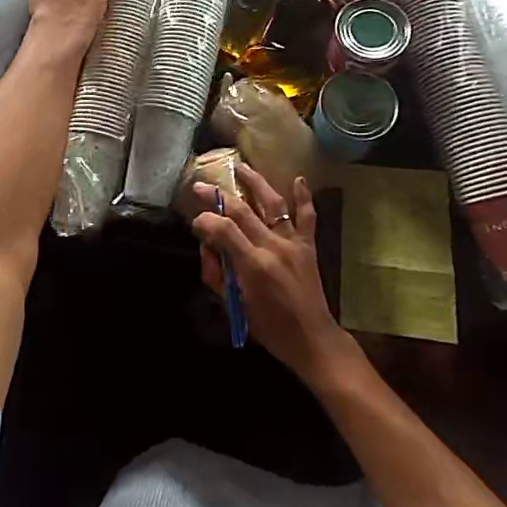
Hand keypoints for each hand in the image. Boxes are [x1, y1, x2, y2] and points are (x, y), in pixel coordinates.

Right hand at [190, 166, 351, 379]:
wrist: (311, 339)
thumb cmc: (269, 329)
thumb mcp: (235, 306)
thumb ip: (218, 275)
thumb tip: (208, 248)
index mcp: (253, 265)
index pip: (223, 230)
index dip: (205, 221)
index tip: (194, 220)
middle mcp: (274, 247)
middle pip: (243, 211)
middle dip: (218, 196)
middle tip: (199, 185)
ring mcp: (294, 243)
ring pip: (274, 204)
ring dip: (257, 183)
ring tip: (242, 167)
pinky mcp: (308, 246)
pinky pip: (307, 217)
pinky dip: (304, 197)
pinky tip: (299, 179)